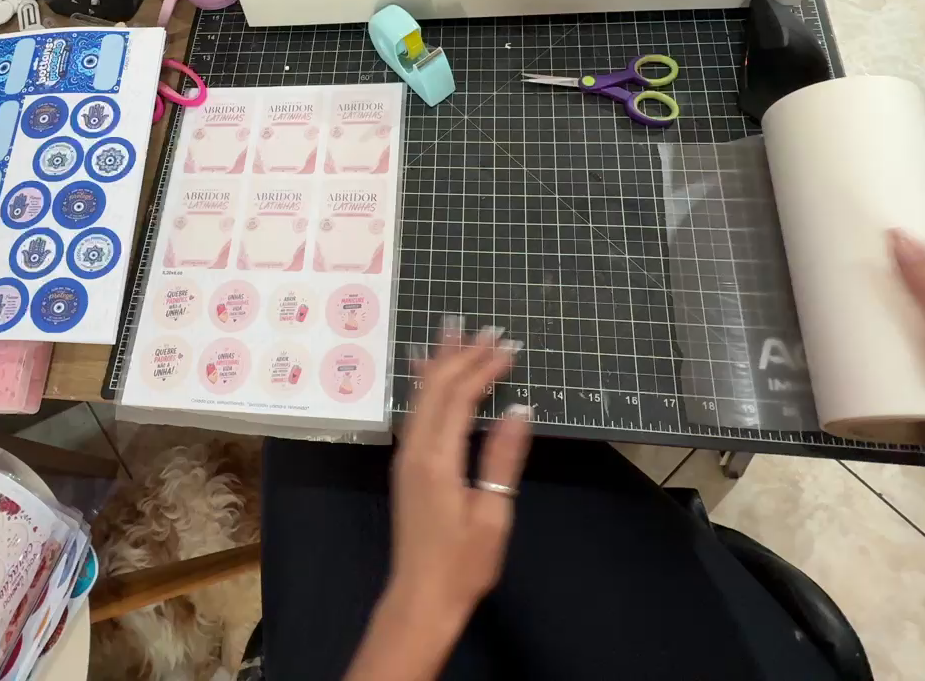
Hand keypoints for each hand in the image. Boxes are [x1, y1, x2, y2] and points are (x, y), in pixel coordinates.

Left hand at [389, 320, 531, 619]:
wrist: (419, 597)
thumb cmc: (462, 563)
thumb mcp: (491, 516)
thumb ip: (501, 459)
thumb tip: (518, 409)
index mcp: (437, 458)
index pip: (460, 397)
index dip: (483, 367)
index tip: (507, 346)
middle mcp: (416, 447)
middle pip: (437, 386)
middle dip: (462, 354)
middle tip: (486, 328)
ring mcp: (406, 453)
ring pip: (421, 393)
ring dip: (441, 360)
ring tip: (452, 329)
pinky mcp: (407, 462)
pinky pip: (415, 408)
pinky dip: (424, 381)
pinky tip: (423, 367)